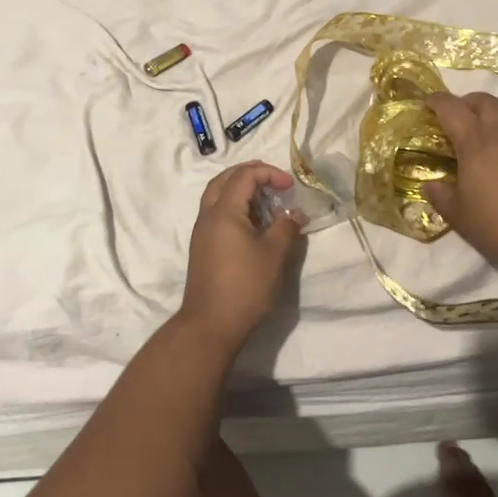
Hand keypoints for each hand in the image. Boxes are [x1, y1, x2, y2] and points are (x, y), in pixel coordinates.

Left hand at [180, 161, 302, 349]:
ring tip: (267, 202)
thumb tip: (295, 213)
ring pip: (217, 197)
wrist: (211, 324)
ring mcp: (202, 232)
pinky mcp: (202, 247)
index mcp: (223, 211)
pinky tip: (254, 224)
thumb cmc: (245, 286)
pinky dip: (235, 208)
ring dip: (241, 191)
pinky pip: (217, 214)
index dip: (268, 173)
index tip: (290, 186)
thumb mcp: (273, 255)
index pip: (244, 176)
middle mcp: (207, 216)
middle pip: (224, 180)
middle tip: (274, 182)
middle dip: (250, 174)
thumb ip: (286, 227)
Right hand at [420, 91, 497, 281]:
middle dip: (468, 102)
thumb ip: (441, 195)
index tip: (426, 104)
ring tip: (486, 138)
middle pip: (486, 101)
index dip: (437, 101)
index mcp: (476, 143)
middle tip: (456, 117)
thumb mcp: (459, 215)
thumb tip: (430, 184)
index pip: (452, 108)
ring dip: (495, 118)